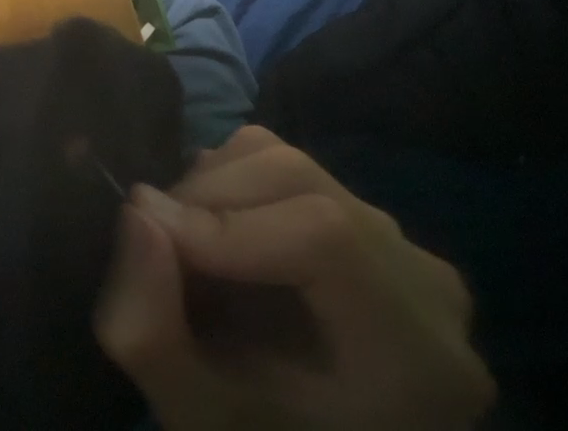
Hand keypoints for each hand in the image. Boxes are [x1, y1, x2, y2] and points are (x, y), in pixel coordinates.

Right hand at [94, 127, 493, 430]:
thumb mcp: (191, 412)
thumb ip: (151, 327)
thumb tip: (139, 208)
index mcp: (413, 356)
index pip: (323, 235)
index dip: (224, 223)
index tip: (150, 237)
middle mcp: (428, 285)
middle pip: (300, 181)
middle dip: (204, 197)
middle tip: (156, 244)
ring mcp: (404, 247)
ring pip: (288, 161)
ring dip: (212, 187)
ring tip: (188, 248)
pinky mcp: (371, 224)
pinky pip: (289, 164)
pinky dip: (230, 181)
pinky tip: (220, 240)